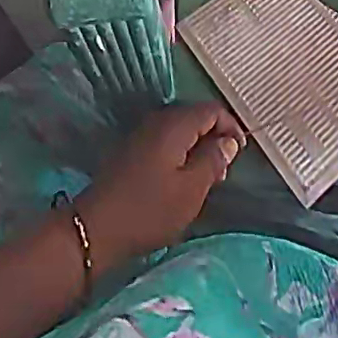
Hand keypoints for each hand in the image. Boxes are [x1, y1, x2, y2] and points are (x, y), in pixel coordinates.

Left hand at [77, 102, 244, 267]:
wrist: (98, 227)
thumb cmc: (150, 209)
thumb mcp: (191, 190)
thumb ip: (213, 160)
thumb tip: (229, 141)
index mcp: (174, 125)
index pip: (212, 110)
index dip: (231, 127)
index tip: (239, 153)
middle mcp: (157, 120)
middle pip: (195, 115)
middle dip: (215, 136)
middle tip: (225, 168)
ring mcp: (142, 132)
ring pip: (181, 128)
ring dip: (198, 146)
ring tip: (207, 176)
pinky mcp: (133, 148)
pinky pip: (166, 139)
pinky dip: (181, 152)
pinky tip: (183, 177)